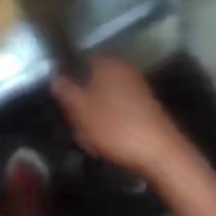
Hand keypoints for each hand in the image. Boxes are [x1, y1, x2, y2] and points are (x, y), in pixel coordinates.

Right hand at [53, 58, 197, 182]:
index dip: (71, 82)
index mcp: (109, 64)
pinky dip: (112, 127)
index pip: (82, 64)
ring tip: (91, 143)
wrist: (160, 152)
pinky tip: (108, 146)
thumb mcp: (81, 110)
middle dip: (84, 106)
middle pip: (94, 85)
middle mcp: (125, 71)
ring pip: (106, 102)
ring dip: (96, 121)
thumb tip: (56, 77)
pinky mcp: (147, 110)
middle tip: (77, 128)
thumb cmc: (115, 126)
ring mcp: (138, 90)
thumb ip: (66, 91)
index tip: (65, 103)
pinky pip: (120, 115)